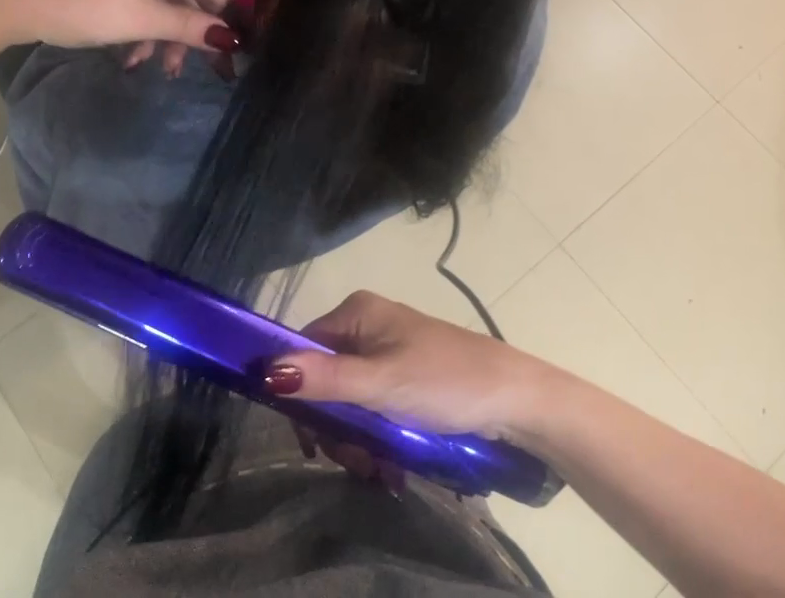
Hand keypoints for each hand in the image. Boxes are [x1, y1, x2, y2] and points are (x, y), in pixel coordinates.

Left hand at [0, 0, 230, 67]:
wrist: (5, 0)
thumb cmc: (77, 3)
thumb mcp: (137, 17)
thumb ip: (186, 26)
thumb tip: (230, 38)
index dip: (222, 11)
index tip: (237, 46)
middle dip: (186, 29)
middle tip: (196, 68)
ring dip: (161, 34)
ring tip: (158, 69)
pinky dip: (139, 26)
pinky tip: (132, 57)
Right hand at [270, 291, 559, 446]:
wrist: (519, 401)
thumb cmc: (445, 383)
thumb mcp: (379, 384)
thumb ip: (323, 379)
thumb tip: (264, 372)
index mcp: (357, 313)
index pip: (302, 348)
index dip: (298, 394)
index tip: (313, 439)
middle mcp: (369, 325)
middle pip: (325, 379)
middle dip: (335, 427)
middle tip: (356, 462)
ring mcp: (391, 351)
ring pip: (350, 398)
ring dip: (357, 440)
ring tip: (379, 472)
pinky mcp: (410, 377)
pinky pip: (376, 406)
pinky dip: (378, 437)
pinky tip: (391, 467)